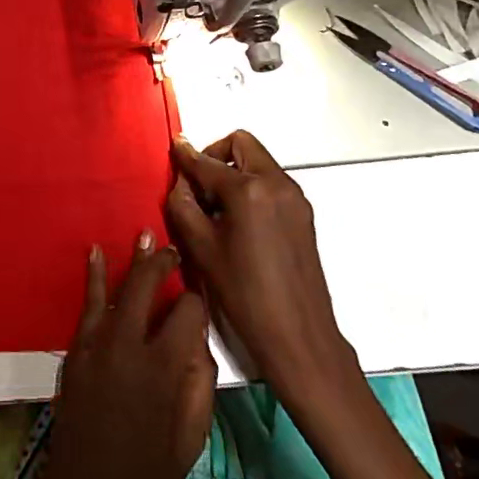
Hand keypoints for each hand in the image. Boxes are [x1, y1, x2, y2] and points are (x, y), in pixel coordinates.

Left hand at [21, 234, 214, 478]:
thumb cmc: (150, 470)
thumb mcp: (192, 433)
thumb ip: (200, 379)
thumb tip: (198, 336)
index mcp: (164, 366)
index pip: (188, 309)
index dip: (198, 301)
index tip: (201, 300)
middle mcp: (128, 346)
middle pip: (149, 286)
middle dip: (166, 263)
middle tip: (175, 251)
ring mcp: (96, 346)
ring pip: (116, 289)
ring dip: (133, 261)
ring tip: (145, 234)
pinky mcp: (76, 353)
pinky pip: (86, 307)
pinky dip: (92, 277)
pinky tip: (94, 252)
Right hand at [165, 131, 353, 396]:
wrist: (297, 333)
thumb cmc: (245, 296)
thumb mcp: (202, 250)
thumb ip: (184, 207)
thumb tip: (181, 183)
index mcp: (249, 190)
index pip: (208, 162)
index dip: (186, 156)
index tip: (175, 148)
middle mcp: (277, 183)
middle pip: (241, 144)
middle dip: (216, 155)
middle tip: (198, 185)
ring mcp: (294, 196)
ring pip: (258, 162)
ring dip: (235, 171)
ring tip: (216, 208)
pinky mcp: (303, 211)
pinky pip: (272, 182)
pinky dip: (252, 187)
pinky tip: (239, 221)